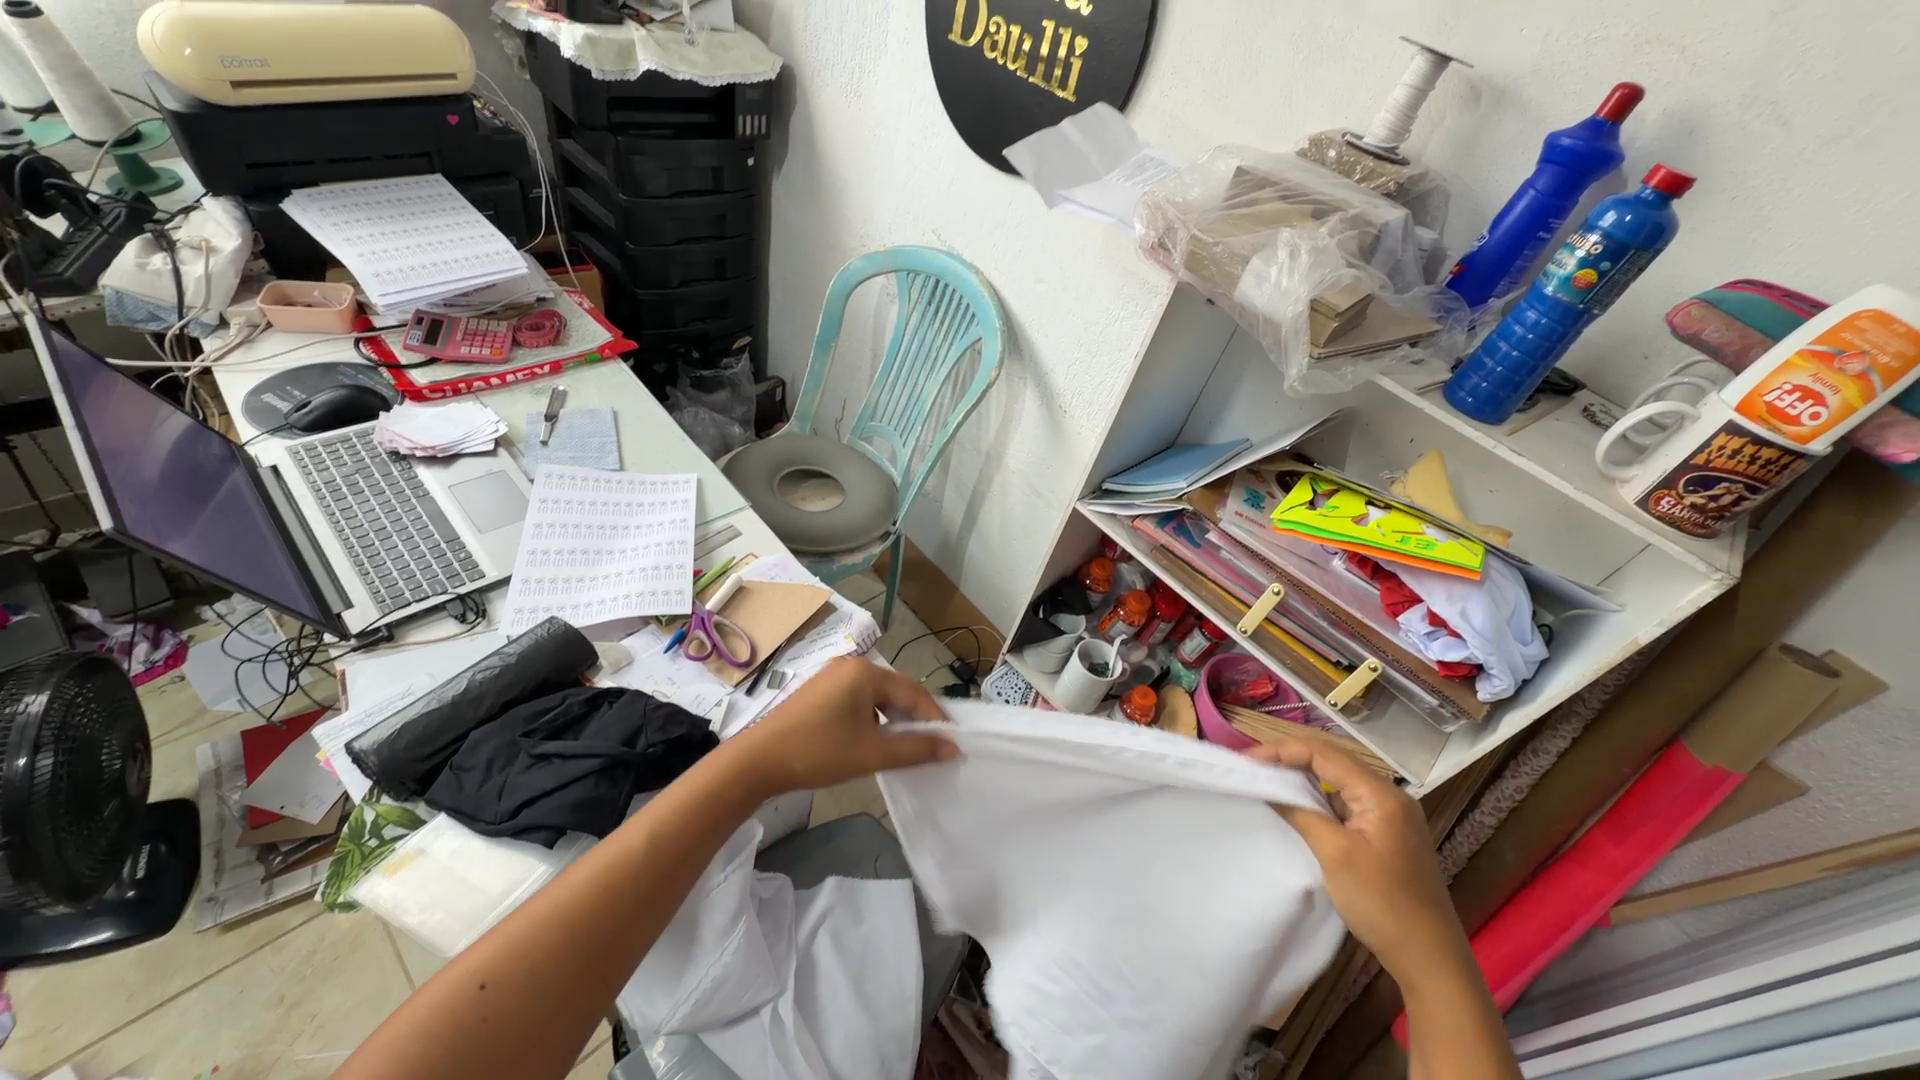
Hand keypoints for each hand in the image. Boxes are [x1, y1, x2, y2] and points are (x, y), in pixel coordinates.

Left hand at [723, 657, 958, 797]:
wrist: (757, 762)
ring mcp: (831, 677)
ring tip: (905, 747)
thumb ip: (916, 749)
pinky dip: (872, 719)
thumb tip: (953, 749)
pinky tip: (873, 741)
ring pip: (876, 696)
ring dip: (893, 720)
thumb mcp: (872, 754)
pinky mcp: (818, 692)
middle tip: (931, 746)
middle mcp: (850, 666)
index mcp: (865, 672)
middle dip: (914, 717)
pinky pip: (857, 700)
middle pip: (895, 690)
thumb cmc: (818, 752)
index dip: (935, 718)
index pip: (913, 691)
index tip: (951, 743)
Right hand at [1247, 739, 1472, 988]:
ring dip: (1303, 780)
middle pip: (1332, 762)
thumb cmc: (1381, 902)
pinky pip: (1345, 805)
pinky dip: (1318, 802)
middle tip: (1251, 769)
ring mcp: (1390, 816)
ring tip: (1266, 783)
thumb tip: (1269, 789)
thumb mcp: (1334, 853)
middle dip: (1290, 760)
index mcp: (1380, 794)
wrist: (1428, 955)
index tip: (1246, 761)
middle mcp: (1389, 796)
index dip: (1281, 751)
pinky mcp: (1385, 835)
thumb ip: (1301, 813)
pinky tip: (1297, 808)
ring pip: (1338, 783)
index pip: (1323, 754)